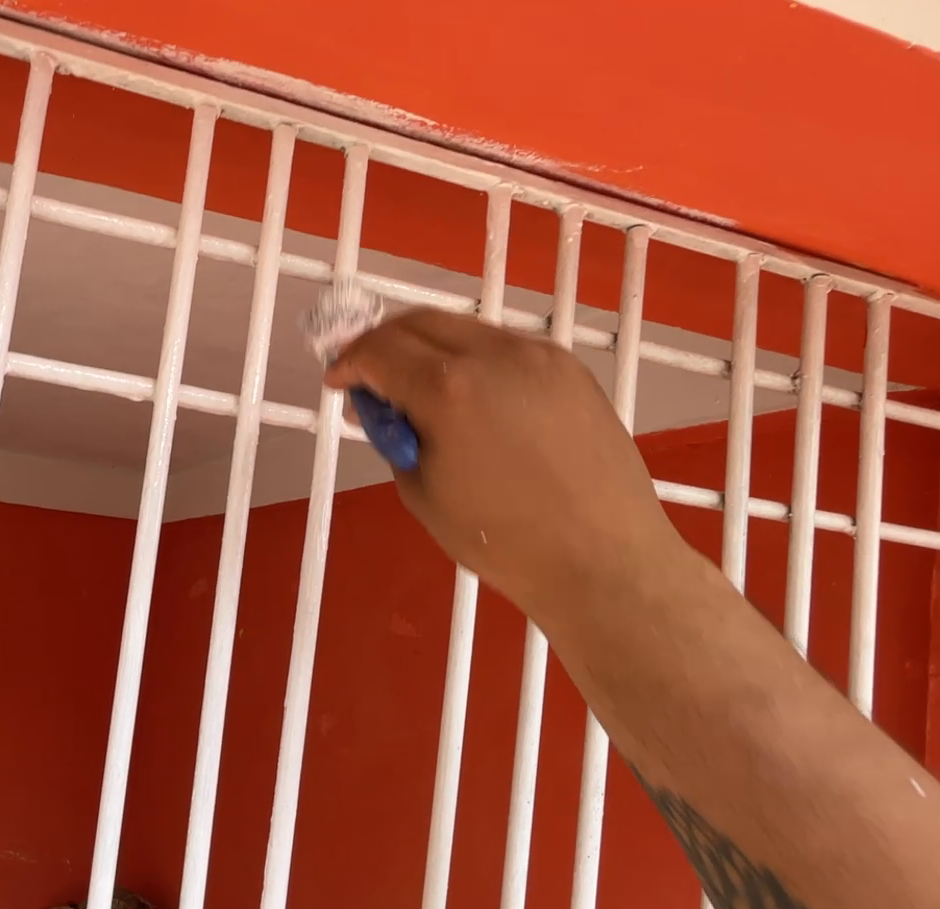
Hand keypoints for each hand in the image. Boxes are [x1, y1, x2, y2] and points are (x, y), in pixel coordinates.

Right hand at [324, 308, 683, 621]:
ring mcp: (538, 356)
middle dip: (383, 344)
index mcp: (446, 389)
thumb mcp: (422, 490)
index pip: (379, 350)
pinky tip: (472, 402)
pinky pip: (503, 348)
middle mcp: (493, 355)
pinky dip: (471, 361)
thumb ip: (395, 436)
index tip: (338, 381)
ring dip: (428, 349)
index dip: (348, 362)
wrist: (601, 557)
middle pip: (419, 321)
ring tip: (421, 394)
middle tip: (371, 379)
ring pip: (464, 329)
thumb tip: (382, 406)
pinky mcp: (569, 368)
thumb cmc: (499, 538)